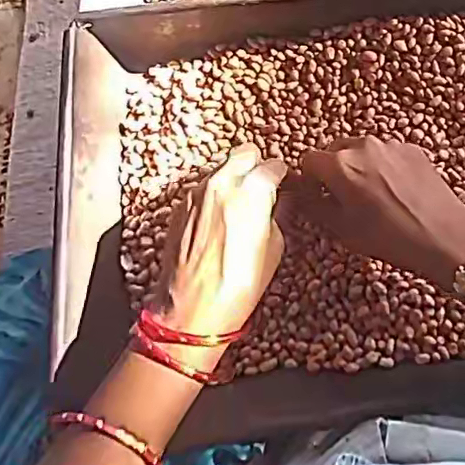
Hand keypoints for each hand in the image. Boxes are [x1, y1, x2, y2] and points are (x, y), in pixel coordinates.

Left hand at [151, 145, 287, 360]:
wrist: (192, 310)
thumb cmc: (237, 284)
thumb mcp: (274, 246)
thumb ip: (274, 213)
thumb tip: (273, 203)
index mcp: (251, 189)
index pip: (273, 166)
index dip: (282, 176)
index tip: (284, 184)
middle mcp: (221, 183)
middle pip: (244, 154)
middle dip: (256, 167)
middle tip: (263, 187)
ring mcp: (196, 193)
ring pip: (221, 169)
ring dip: (233, 180)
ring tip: (240, 208)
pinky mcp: (179, 208)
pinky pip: (202, 190)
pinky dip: (214, 197)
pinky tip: (220, 221)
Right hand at [298, 136, 464, 286]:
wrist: (444, 236)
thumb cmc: (390, 237)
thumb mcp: (342, 229)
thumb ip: (314, 204)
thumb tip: (300, 191)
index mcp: (340, 165)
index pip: (308, 160)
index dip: (310, 180)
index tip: (318, 195)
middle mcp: (363, 146)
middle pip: (335, 151)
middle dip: (335, 171)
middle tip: (346, 199)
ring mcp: (390, 145)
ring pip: (362, 151)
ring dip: (361, 168)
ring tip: (375, 198)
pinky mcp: (413, 149)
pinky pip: (387, 154)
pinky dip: (385, 167)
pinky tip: (396, 192)